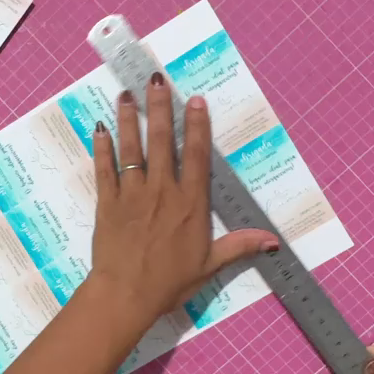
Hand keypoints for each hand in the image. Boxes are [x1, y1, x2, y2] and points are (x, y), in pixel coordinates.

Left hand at [81, 73, 276, 328]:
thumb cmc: (170, 282)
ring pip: (130, 149)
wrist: (126, 294)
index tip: (195, 100)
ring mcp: (131, 194)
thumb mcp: (209, 265)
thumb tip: (274, 240)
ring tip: (125, 94)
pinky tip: (98, 128)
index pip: (195, 156)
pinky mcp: (106, 203)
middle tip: (155, 80)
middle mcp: (161, 190)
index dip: (196, 126)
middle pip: (161, 142)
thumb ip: (239, 246)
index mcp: (190, 203)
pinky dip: (101, 148)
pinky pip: (103, 169)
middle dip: (159, 108)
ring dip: (129, 119)